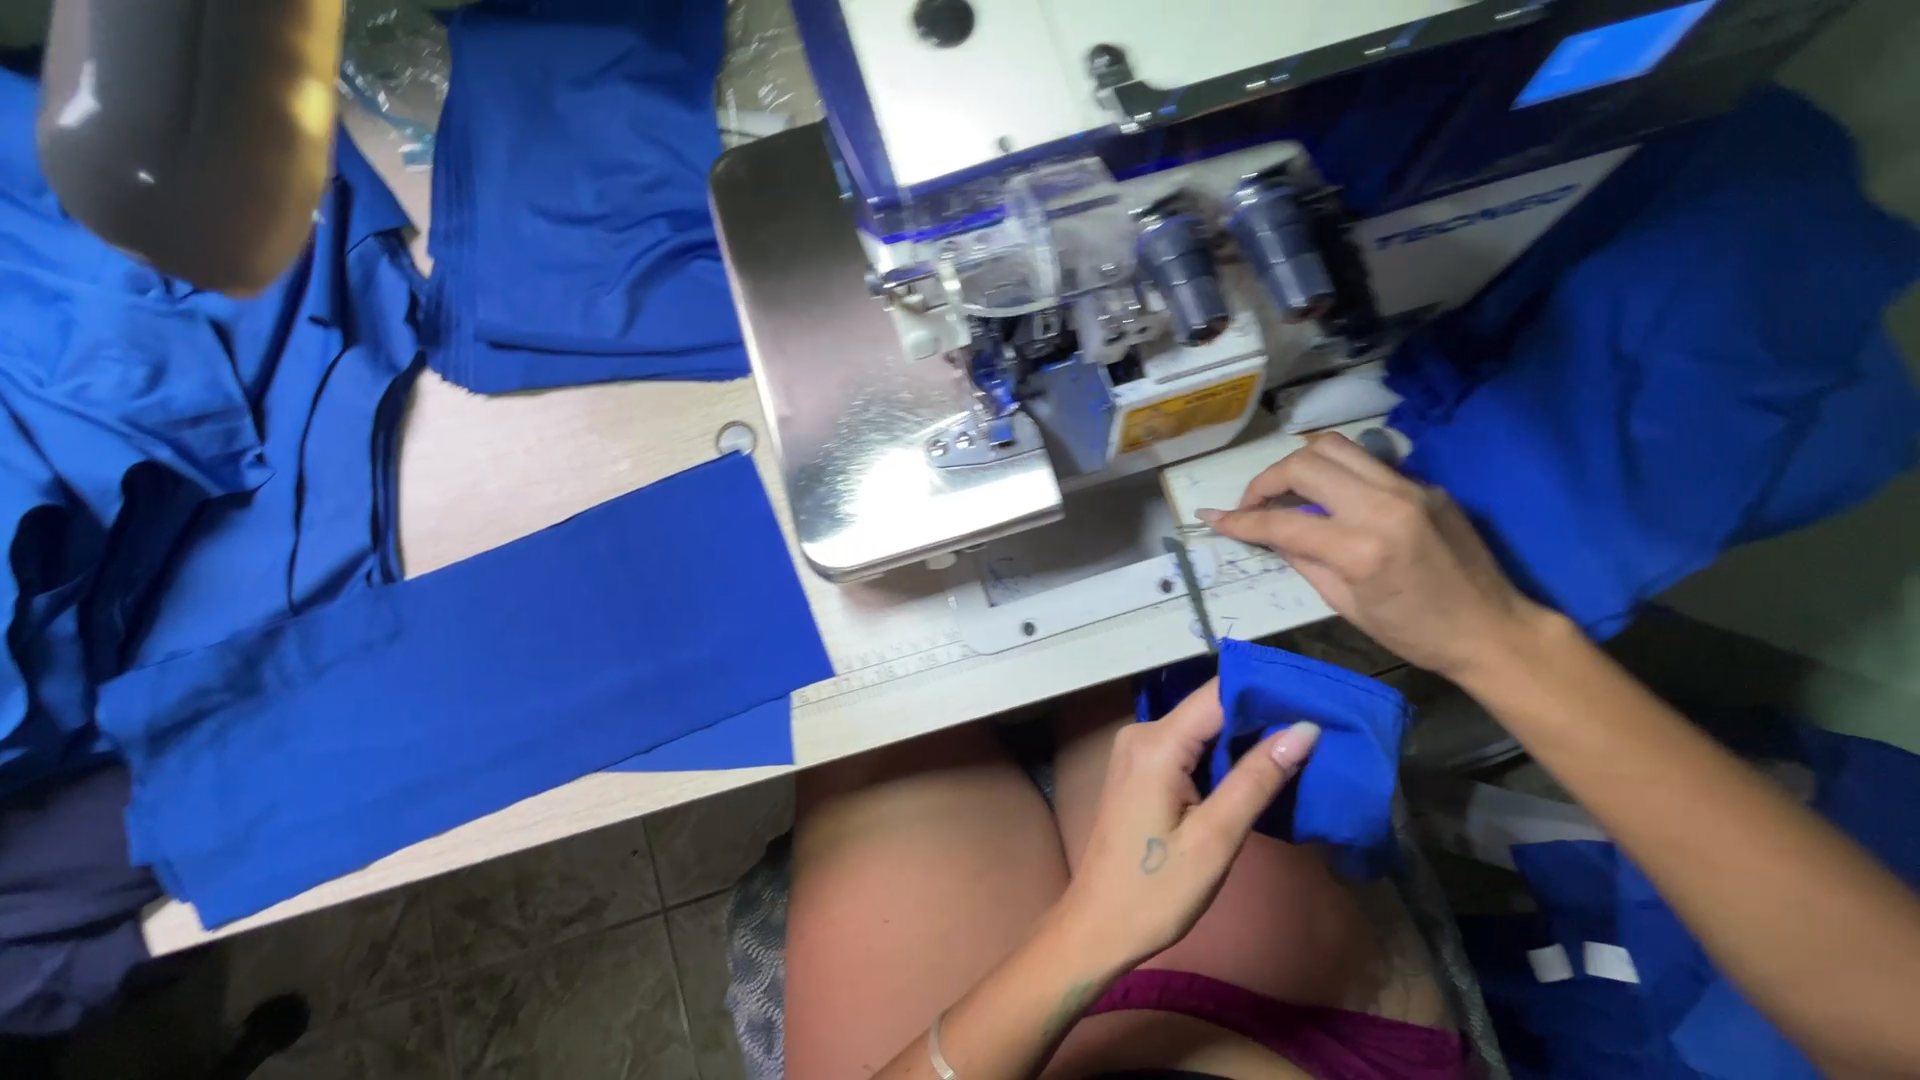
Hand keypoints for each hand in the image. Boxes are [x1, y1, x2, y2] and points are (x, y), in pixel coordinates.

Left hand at [1058, 680, 1317, 970]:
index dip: (1267, 692)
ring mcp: (1137, 750)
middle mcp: (1142, 734)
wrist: (1098, 926)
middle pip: (1211, 707)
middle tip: (1319, 732)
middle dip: (1262, 716)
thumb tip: (1303, 730)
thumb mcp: (1215, 838)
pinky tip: (1259, 771)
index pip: (1219, 693)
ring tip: (1301, 749)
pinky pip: (1188, 748)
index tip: (1317, 701)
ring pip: (1202, 728)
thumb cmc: (1156, 890)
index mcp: (1156, 743)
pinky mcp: (1141, 769)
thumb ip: (1257, 778)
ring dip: (1246, 739)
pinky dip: (1222, 756)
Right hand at [1195, 432, 1547, 680]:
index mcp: (1362, 548)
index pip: (1283, 521)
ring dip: (1298, 464)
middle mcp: (1384, 505)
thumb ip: (1304, 560)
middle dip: (1265, 480)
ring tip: (1286, 491)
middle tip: (1253, 505)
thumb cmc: (1415, 633)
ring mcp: (1410, 488)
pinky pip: (1367, 465)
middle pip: (1305, 463)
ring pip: (1335, 447)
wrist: (1493, 628)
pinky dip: (1336, 475)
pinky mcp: (1426, 485)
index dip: (1240, 520)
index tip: (1214, 519)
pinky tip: (1332, 502)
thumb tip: (1270, 533)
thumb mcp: (1347, 605)